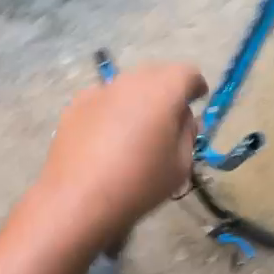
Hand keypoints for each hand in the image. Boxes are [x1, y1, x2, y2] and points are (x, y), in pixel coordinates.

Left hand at [30, 61, 206, 249]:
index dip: (196, 85)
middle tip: (170, 118)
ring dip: (139, 100)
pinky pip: (103, 100)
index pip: (187, 73)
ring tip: (138, 130)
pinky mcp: (74, 106)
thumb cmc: (139, 184)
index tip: (199, 100)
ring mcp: (98, 91)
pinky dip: (113, 111)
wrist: (78, 200)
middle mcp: (130, 82)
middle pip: (156, 74)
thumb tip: (184, 119)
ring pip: (127, 86)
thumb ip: (188, 134)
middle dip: (167, 91)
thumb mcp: (180, 165)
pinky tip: (109, 138)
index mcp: (162, 91)